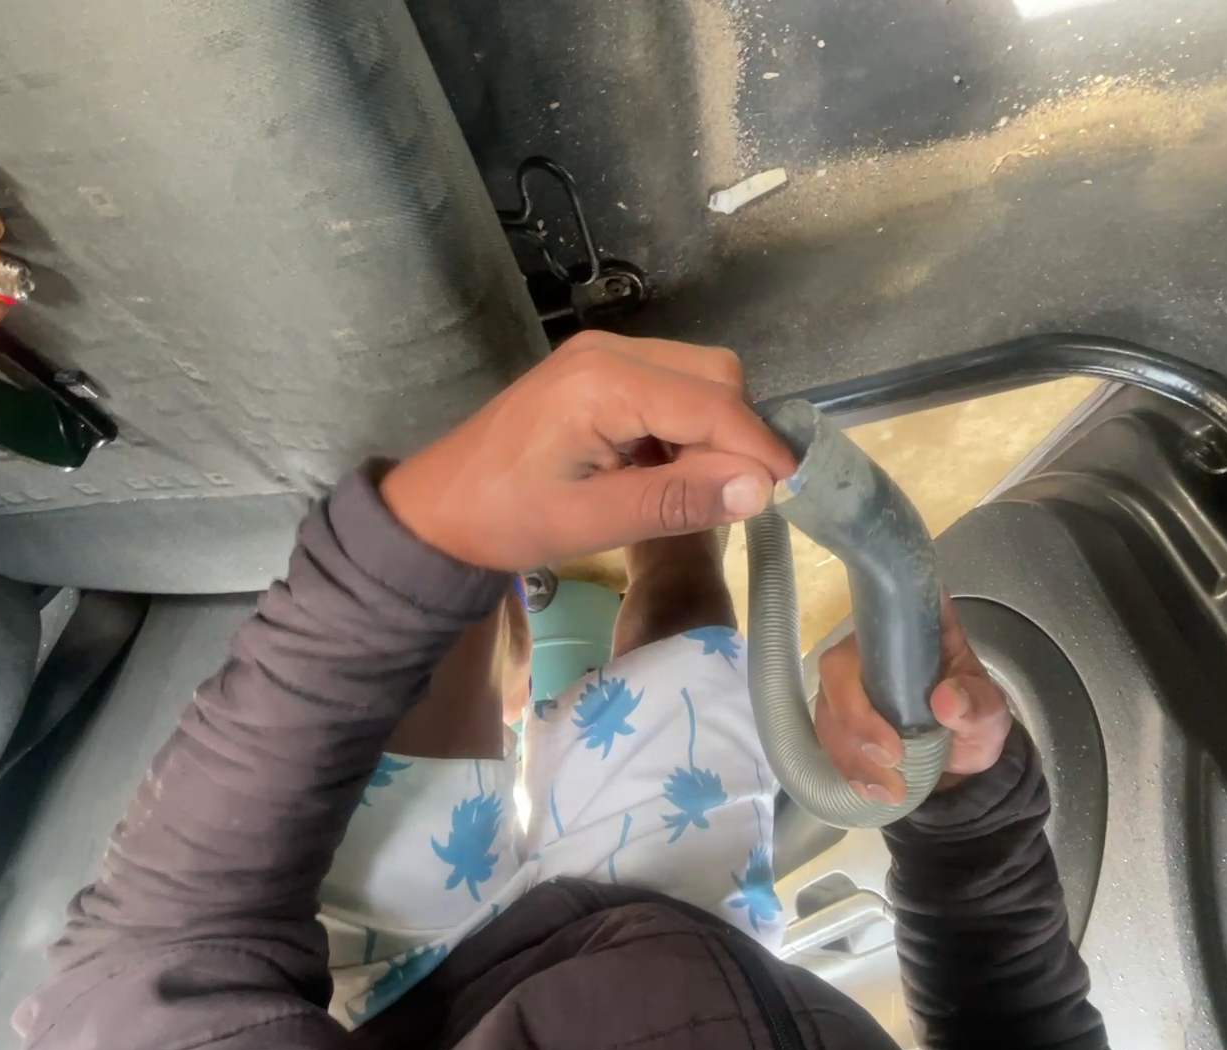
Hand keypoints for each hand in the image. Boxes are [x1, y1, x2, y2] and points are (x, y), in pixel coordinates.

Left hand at [381, 331, 795, 570]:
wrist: (436, 509)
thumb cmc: (504, 520)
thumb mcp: (590, 520)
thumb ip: (675, 501)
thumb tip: (760, 490)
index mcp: (606, 383)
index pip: (712, 405)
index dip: (758, 449)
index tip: (790, 491)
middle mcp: (609, 351)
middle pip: (713, 375)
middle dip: (735, 434)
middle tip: (725, 495)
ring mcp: (599, 356)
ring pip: (695, 377)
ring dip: (711, 430)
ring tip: (691, 487)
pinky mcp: (594, 372)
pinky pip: (665, 386)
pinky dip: (683, 425)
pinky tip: (665, 467)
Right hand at [813, 593, 1012, 803]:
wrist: (953, 759)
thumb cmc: (972, 720)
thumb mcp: (991, 715)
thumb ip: (978, 705)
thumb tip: (948, 701)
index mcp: (913, 630)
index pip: (887, 609)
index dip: (882, 632)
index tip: (898, 681)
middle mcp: (869, 646)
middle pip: (839, 665)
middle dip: (855, 714)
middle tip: (890, 757)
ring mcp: (846, 679)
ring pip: (827, 705)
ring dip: (852, 751)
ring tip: (891, 789)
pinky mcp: (832, 710)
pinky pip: (824, 734)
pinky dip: (846, 764)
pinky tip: (871, 789)